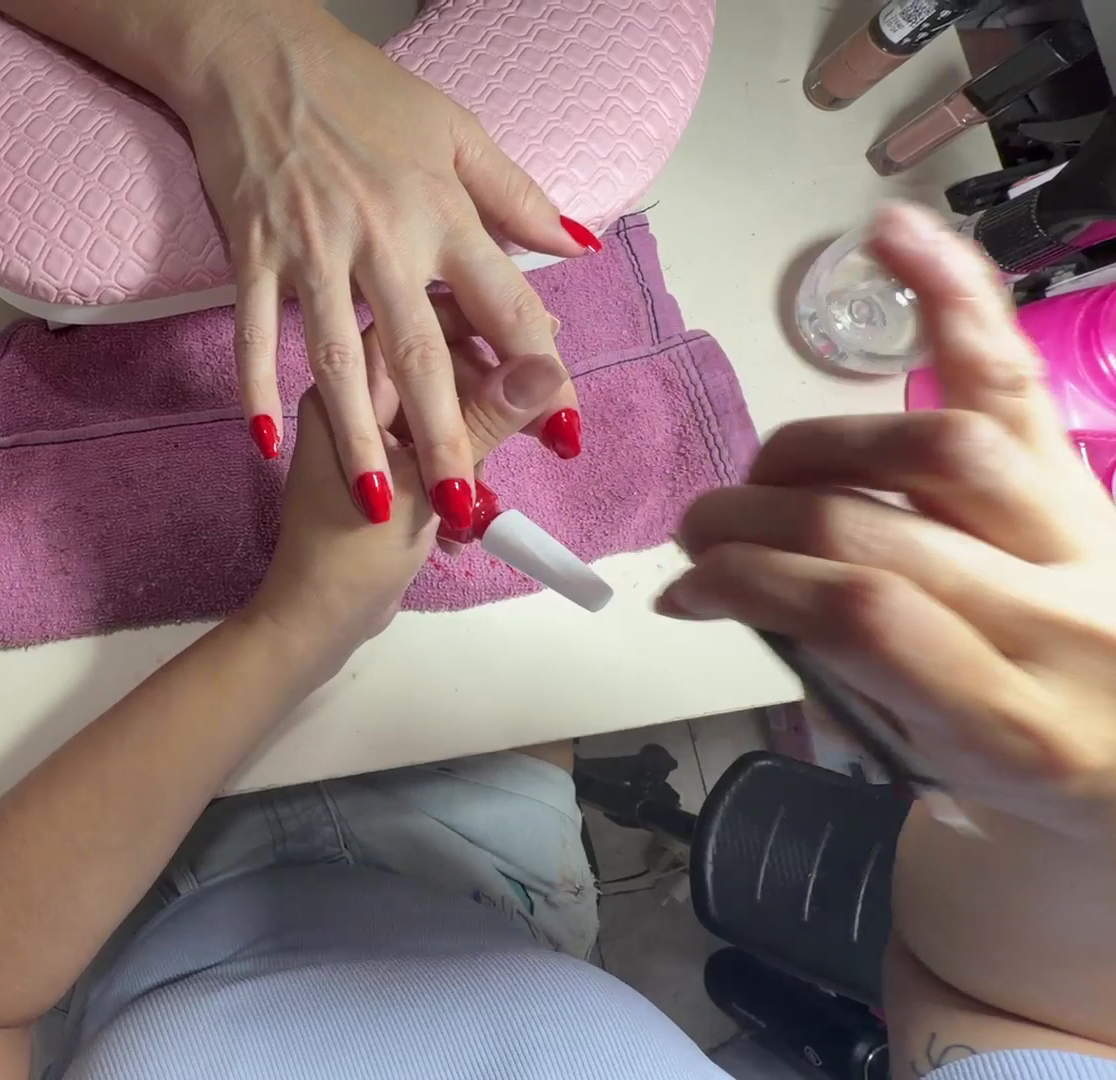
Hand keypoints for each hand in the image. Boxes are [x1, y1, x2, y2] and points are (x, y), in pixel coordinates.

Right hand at [176, 12, 593, 529]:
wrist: (260, 58)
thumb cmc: (362, 93)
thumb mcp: (457, 129)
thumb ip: (515, 196)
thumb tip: (575, 246)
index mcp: (440, 210)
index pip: (504, 303)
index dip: (539, 370)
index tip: (562, 432)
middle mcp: (382, 239)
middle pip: (421, 353)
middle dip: (447, 436)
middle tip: (465, 505)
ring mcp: (311, 252)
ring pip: (339, 358)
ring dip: (357, 434)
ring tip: (376, 499)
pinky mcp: (254, 257)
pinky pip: (257, 334)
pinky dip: (257, 388)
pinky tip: (263, 442)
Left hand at [250, 315, 569, 653]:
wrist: (320, 617)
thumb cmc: (356, 550)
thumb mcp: (427, 484)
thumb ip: (484, 423)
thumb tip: (547, 361)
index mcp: (344, 391)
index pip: (414, 328)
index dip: (478, 325)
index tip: (540, 334)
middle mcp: (352, 405)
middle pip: (435, 372)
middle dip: (491, 394)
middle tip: (549, 414)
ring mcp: (369, 441)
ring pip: (440, 415)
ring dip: (480, 442)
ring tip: (519, 465)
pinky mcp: (386, 475)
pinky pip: (433, 453)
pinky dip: (459, 474)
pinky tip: (476, 514)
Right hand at [657, 202, 1115, 836]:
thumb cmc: (1022, 761)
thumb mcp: (916, 750)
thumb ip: (821, 666)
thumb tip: (707, 590)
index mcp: (1017, 718)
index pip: (854, 611)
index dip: (740, 585)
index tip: (684, 594)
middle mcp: (1070, 618)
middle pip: (862, 525)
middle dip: (738, 522)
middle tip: (697, 536)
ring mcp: (1092, 538)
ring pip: (929, 445)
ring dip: (803, 452)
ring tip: (764, 475)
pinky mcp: (1089, 483)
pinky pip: (1008, 385)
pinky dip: (951, 300)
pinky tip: (888, 237)